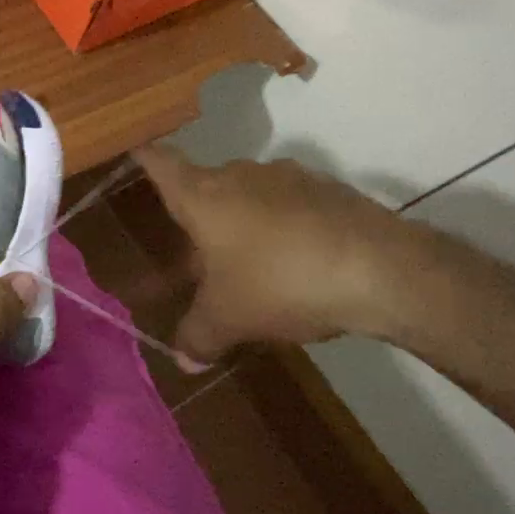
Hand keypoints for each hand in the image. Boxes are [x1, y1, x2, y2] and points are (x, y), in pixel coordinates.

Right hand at [131, 146, 419, 361]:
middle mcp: (238, 173)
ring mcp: (286, 176)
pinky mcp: (329, 190)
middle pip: (208, 185)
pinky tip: (306, 263)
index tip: (132, 153)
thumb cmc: (281, 281)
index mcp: (202, 194)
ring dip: (250, 221)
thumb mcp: (231, 319)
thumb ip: (199, 335)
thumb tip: (180, 360)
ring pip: (253, 195)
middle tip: (206, 255)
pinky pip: (294, 204)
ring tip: (261, 266)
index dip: (143, 158)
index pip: (159, 161)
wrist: (381, 269)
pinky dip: (290, 226)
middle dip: (204, 215)